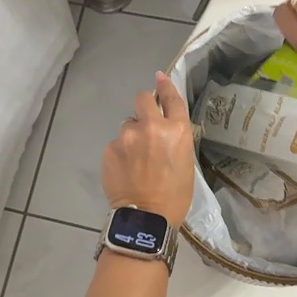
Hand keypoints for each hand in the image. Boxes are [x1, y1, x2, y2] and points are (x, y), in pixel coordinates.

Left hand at [101, 72, 194, 229]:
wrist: (146, 219)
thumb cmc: (174, 196)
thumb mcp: (185, 163)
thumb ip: (174, 139)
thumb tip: (164, 129)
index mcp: (177, 130)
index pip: (171, 98)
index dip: (165, 86)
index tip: (159, 77)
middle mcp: (152, 127)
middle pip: (143, 99)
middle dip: (144, 106)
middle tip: (145, 123)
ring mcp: (128, 136)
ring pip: (127, 124)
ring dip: (131, 135)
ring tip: (135, 159)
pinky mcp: (110, 148)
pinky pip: (116, 143)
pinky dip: (120, 152)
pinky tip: (125, 170)